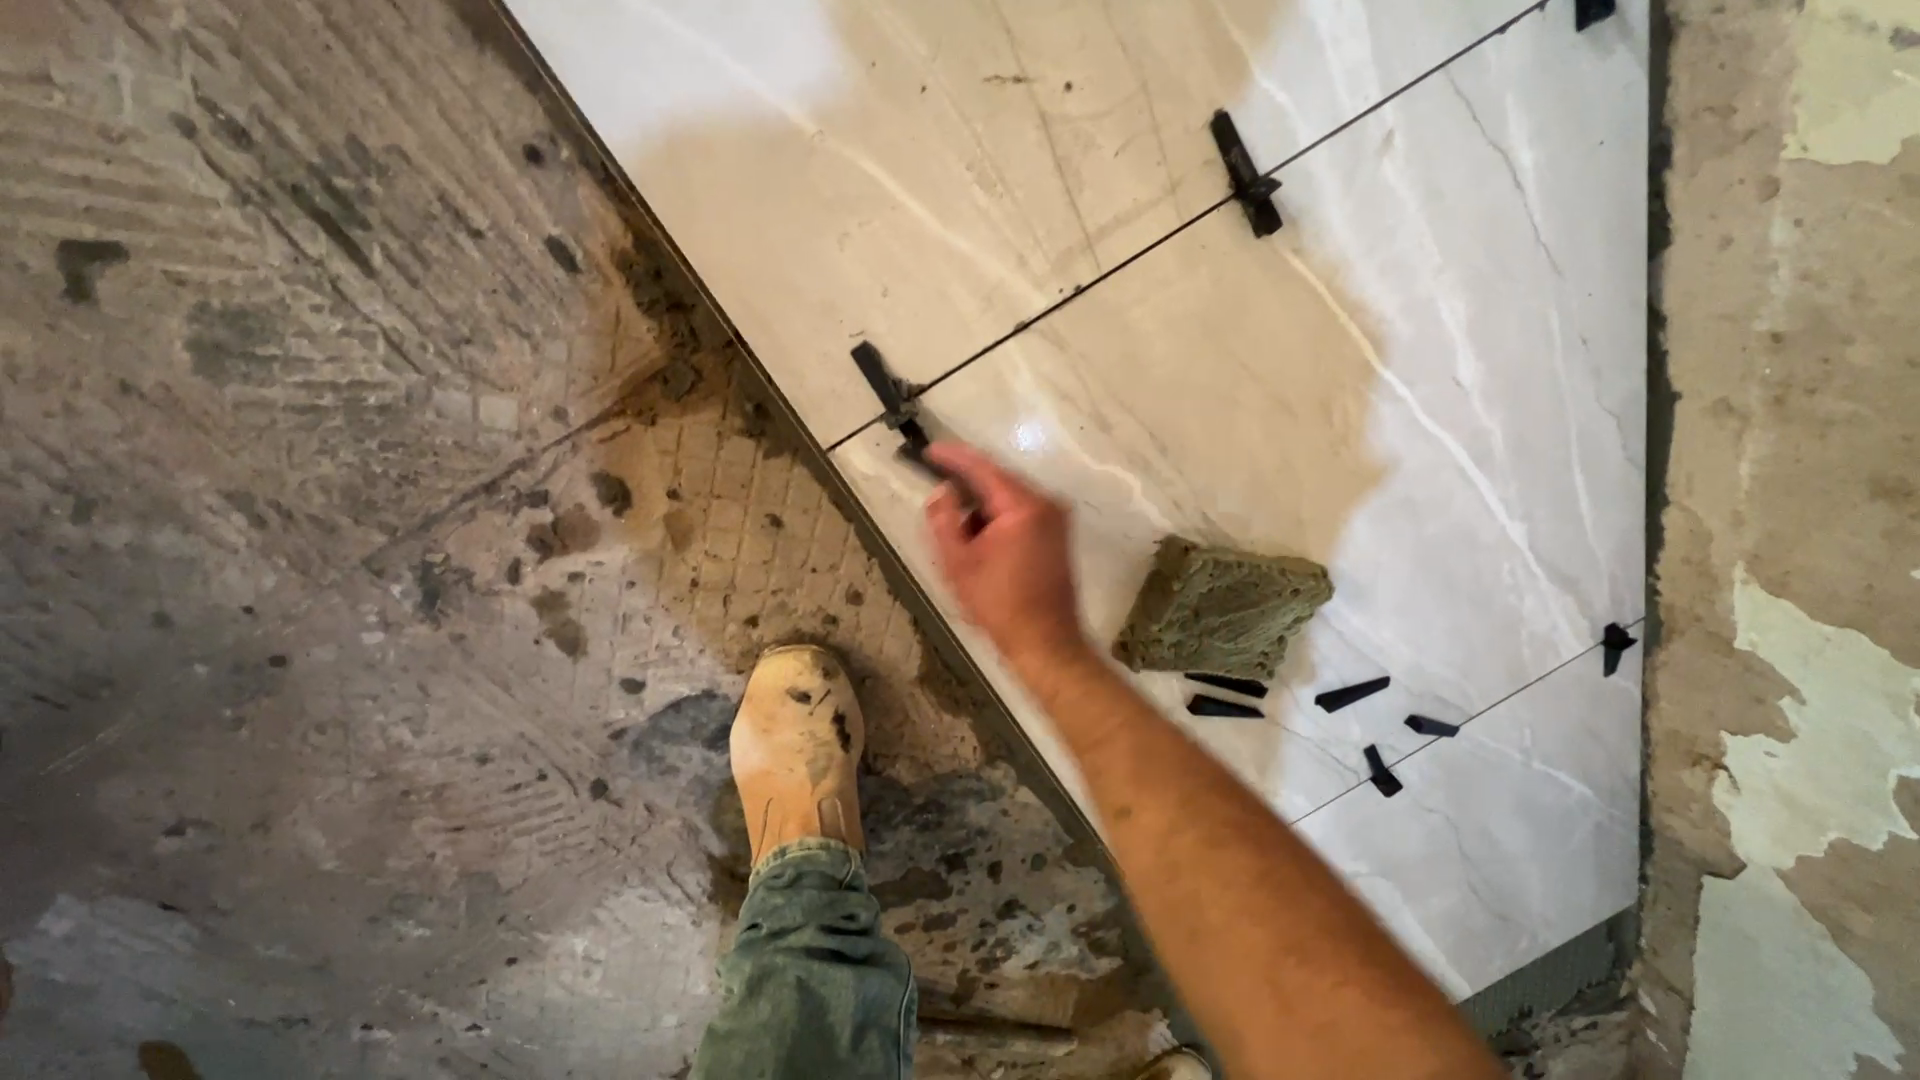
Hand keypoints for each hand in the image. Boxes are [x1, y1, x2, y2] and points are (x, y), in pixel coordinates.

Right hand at [922, 442, 1088, 670]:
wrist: (1046, 641)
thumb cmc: (999, 604)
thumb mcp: (958, 562)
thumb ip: (944, 520)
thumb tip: (941, 493)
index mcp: (1023, 506)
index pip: (983, 468)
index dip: (954, 457)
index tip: (929, 451)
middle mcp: (1047, 504)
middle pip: (999, 482)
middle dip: (967, 489)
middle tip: (939, 497)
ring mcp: (1057, 519)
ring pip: (1010, 499)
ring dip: (982, 509)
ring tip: (959, 536)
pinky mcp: (1059, 535)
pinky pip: (1023, 513)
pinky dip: (999, 520)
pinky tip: (981, 542)